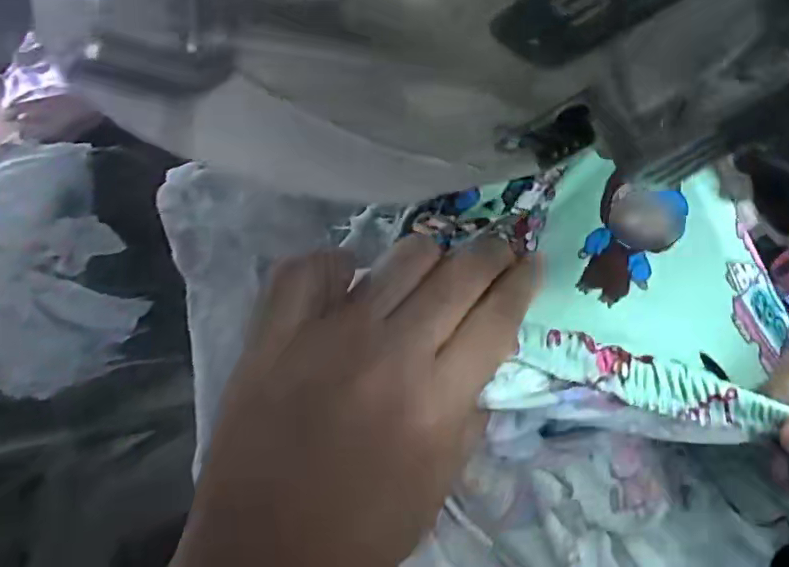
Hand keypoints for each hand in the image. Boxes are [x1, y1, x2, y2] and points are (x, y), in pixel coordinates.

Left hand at [173, 237, 538, 566]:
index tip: (533, 263)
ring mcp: (328, 340)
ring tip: (430, 274)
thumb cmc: (366, 526)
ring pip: (404, 256)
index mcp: (436, 399)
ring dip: (431, 257)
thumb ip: (475, 403)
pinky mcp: (273, 340)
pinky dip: (336, 266)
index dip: (525, 279)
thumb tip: (492, 341)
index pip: (500, 312)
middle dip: (494, 253)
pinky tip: (351, 282)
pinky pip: (309, 269)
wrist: (255, 563)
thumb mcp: (444, 474)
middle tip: (497, 256)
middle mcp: (390, 356)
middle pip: (463, 271)